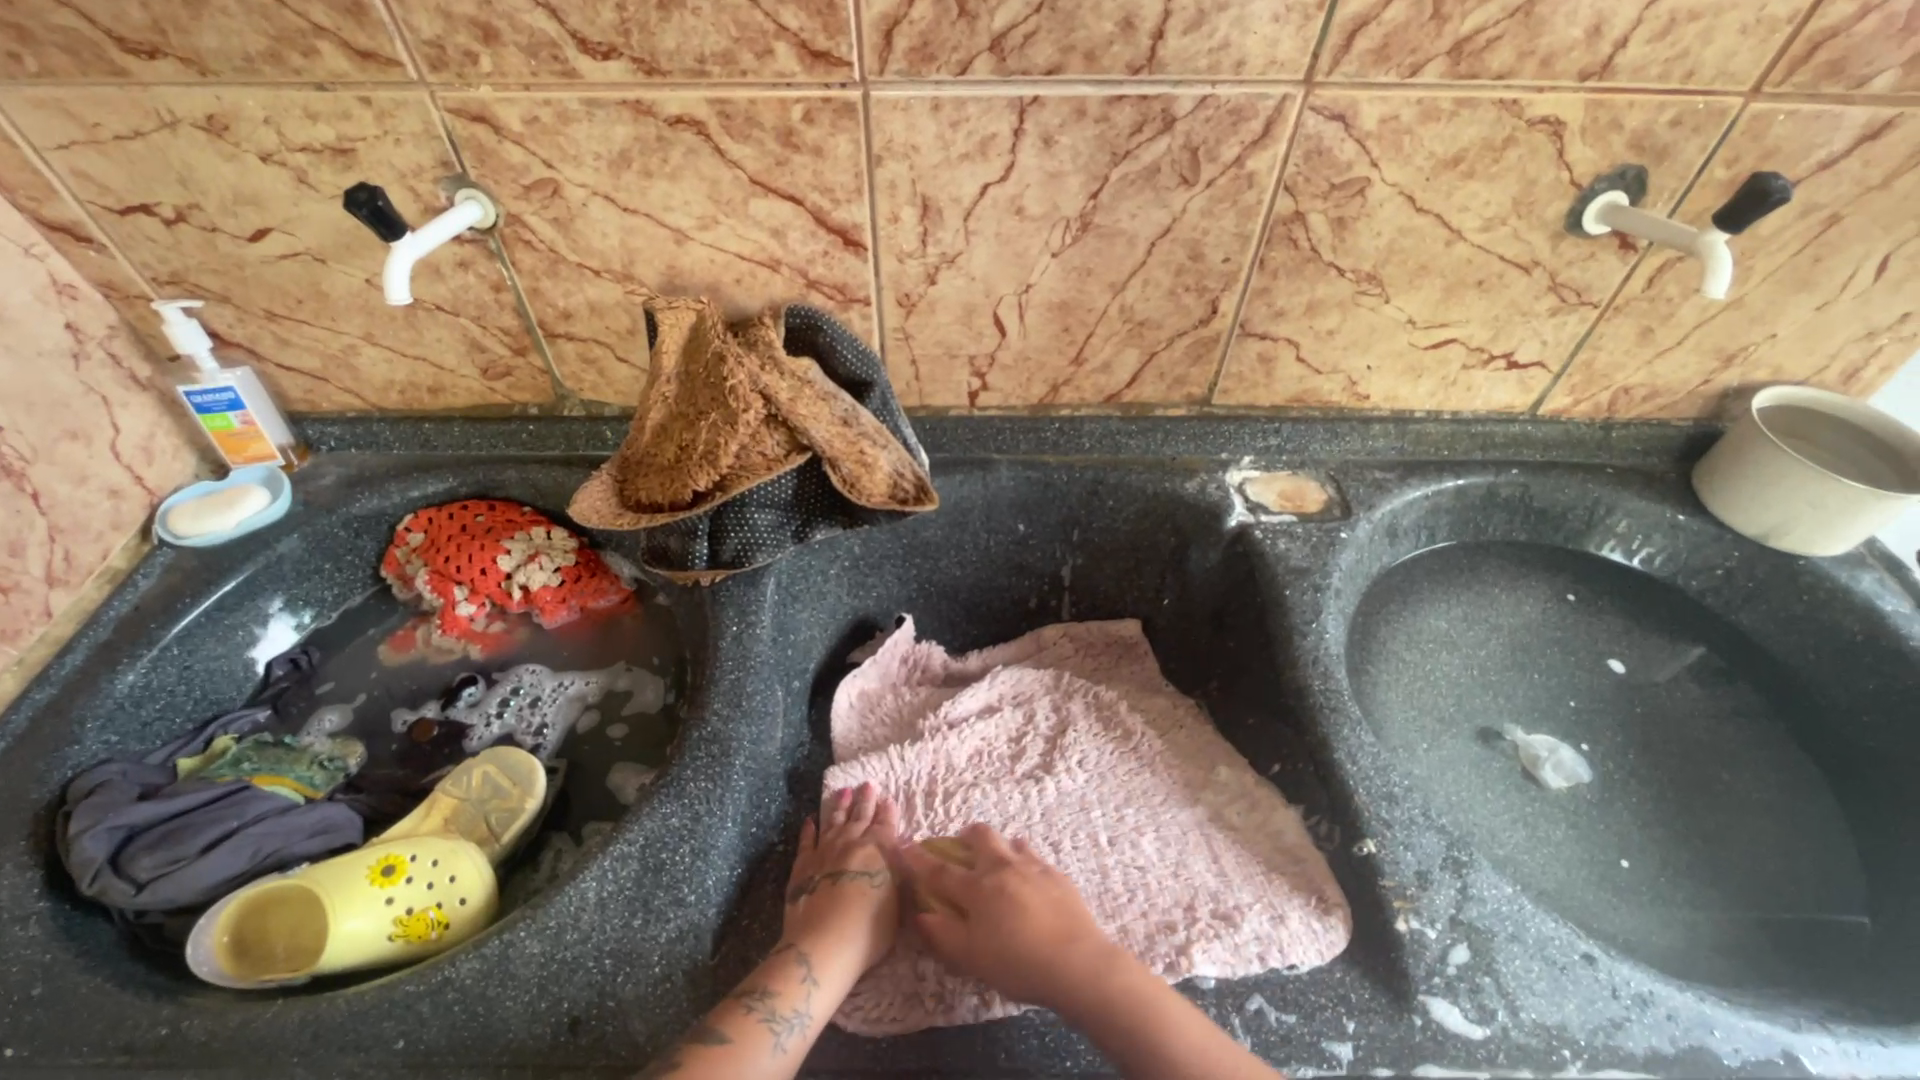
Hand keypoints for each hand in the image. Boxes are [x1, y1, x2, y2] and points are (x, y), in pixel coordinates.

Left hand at [784, 783, 900, 971]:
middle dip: (865, 800)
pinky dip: (809, 829)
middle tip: (867, 784)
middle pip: (860, 817)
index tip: (888, 798)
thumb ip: (896, 875)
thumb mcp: (897, 903)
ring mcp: (824, 852)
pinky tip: (810, 820)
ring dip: (840, 807)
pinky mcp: (802, 866)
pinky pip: (807, 841)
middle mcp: (851, 843)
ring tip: (844, 791)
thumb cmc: (869, 930)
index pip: (886, 825)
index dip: (888, 812)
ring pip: (834, 822)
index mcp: (878, 850)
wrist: (823, 945)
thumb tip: (897, 857)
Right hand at [895, 823, 1129, 1013]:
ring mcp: (1034, 868)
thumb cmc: (1018, 964)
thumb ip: (942, 934)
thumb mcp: (971, 958)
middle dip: (966, 836)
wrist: (1078, 964)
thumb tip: (920, 914)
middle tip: (962, 848)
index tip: (903, 844)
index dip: (918, 858)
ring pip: (1011, 842)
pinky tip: (1030, 884)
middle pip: (980, 836)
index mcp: (977, 889)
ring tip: (1000, 867)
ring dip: (1000, 848)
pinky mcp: (1058, 876)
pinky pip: (1036, 858)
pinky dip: (1025, 863)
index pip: (939, 870)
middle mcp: (1003, 868)